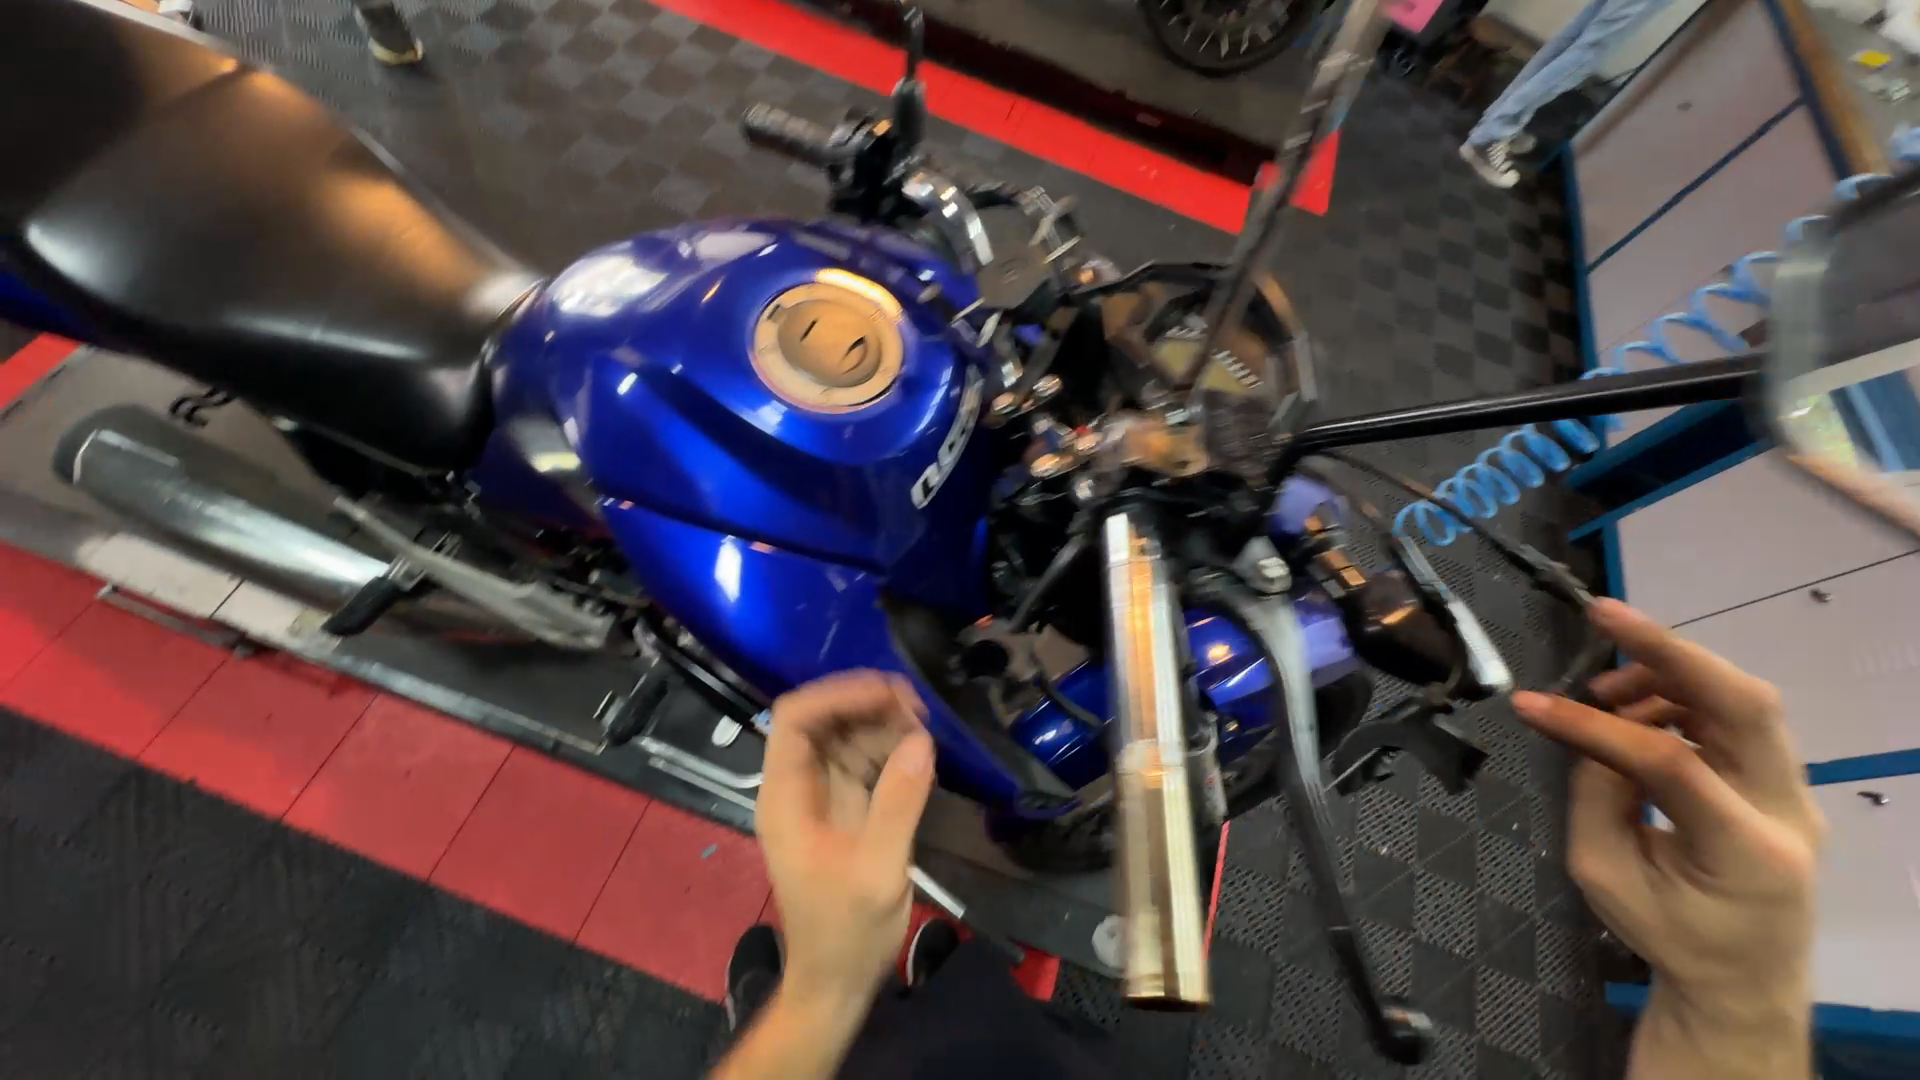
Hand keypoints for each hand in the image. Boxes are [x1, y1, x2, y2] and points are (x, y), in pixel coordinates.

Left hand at [756, 671, 935, 1007]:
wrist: (838, 981)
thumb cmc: (846, 932)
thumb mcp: (876, 872)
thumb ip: (897, 804)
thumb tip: (922, 741)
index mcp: (786, 797)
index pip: (795, 720)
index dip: (836, 695)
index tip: (886, 692)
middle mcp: (799, 785)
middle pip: (824, 720)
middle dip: (867, 704)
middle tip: (917, 707)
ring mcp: (823, 794)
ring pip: (847, 735)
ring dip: (884, 723)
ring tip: (925, 725)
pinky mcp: (848, 805)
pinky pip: (867, 760)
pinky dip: (893, 748)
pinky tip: (920, 751)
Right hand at [1512, 600, 1822, 1076]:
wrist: (1744, 977)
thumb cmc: (1665, 932)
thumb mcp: (1603, 871)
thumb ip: (1596, 794)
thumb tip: (1585, 729)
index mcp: (1746, 850)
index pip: (1667, 762)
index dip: (1590, 725)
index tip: (1526, 704)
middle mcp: (1789, 813)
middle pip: (1747, 707)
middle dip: (1671, 649)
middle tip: (1603, 613)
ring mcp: (1795, 794)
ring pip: (1745, 702)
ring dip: (1668, 674)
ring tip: (1600, 690)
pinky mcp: (1780, 783)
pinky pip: (1735, 718)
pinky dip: (1678, 695)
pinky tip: (1632, 708)